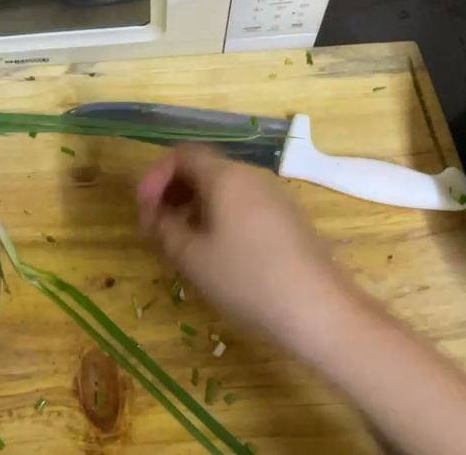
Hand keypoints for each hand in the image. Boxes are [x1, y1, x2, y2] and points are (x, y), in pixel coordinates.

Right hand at [136, 145, 354, 350]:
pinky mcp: (288, 218)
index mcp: (225, 175)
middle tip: (157, 226)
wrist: (322, 311)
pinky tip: (218, 252)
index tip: (143, 209)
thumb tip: (151, 216)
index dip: (155, 176)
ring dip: (195, 206)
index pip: (181, 154)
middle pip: (203, 168)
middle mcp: (250, 175)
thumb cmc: (249, 279)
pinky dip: (220, 216)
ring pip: (223, 187)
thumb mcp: (194, 258)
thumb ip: (164, 230)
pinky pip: (243, 203)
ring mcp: (273, 195)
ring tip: (184, 242)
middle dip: (173, 192)